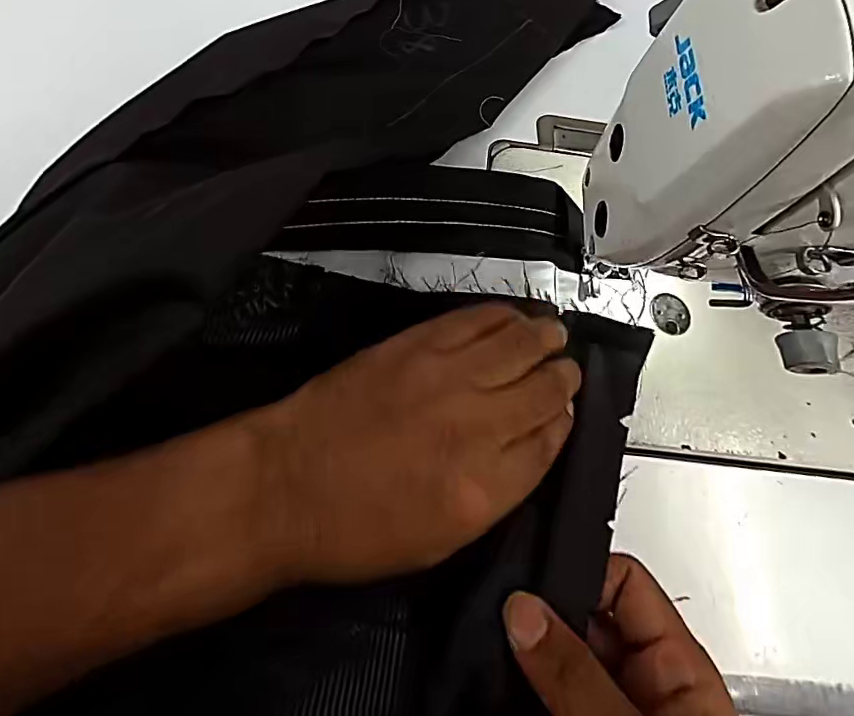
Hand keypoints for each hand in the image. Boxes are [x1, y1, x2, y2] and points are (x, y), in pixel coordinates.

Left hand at [252, 303, 579, 584]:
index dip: (562, 422)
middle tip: (566, 370)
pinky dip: (500, 314)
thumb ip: (495, 491)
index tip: (563, 413)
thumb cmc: (351, 525)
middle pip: (544, 389)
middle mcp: (475, 426)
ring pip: (518, 344)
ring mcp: (445, 377)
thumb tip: (525, 450)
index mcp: (485, 488)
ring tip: (554, 334)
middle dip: (562, 377)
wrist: (286, 484)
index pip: (551, 441)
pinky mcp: (414, 344)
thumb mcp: (440, 538)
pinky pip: (474, 318)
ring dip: (543, 337)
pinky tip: (510, 315)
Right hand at [505, 554, 735, 715]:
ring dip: (521, 648)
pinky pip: (537, 688)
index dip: (574, 568)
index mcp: (678, 670)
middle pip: (578, 615)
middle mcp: (640, 685)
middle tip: (498, 615)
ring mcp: (604, 706)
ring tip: (489, 643)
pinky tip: (491, 678)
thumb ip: (580, 674)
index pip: (622, 578)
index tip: (526, 577)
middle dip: (538, 611)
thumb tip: (523, 610)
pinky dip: (512, 681)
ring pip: (552, 655)